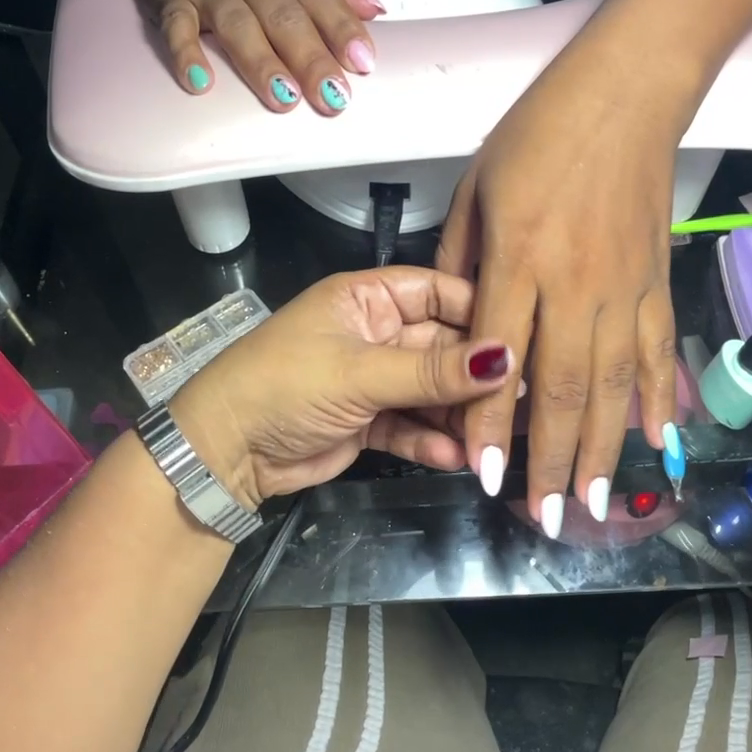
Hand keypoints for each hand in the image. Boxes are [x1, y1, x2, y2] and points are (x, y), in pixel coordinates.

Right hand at [121, 0, 383, 113]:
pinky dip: (186, 55)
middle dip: (310, 59)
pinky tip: (200, 85)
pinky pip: (177, 28)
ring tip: (285, 100)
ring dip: (261, 64)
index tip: (364, 64)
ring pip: (238, 26)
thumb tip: (374, 11)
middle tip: (333, 98)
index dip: (341, 27)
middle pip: (283, 16)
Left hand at [167, 267, 513, 508]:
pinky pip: (411, 426)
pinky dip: (430, 441)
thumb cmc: (286, 386)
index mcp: (367, 298)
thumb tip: (505, 358)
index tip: (524, 339)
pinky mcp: (367, 421)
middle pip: (443, 347)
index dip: (480, 314)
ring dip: (458, 416)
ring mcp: (372, 379)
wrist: (227, 451)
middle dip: (476, 376)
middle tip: (519, 403)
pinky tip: (456, 458)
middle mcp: (375, 332)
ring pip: (431, 392)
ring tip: (495, 441)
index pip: (438, 293)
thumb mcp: (359, 373)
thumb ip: (432, 370)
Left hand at [437, 57, 686, 534]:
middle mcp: (572, 284)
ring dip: (606, 450)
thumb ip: (462, 261)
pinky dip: (658, 401)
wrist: (627, 90)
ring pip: (613, 383)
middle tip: (549, 517)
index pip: (496, 361)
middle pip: (561, 389)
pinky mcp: (657, 280)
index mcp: (516, 259)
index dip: (490, 425)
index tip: (486, 479)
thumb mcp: (475, 190)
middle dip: (554, 460)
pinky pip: (657, 351)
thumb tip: (456, 321)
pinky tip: (659, 443)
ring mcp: (623, 285)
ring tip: (598, 504)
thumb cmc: (537, 132)